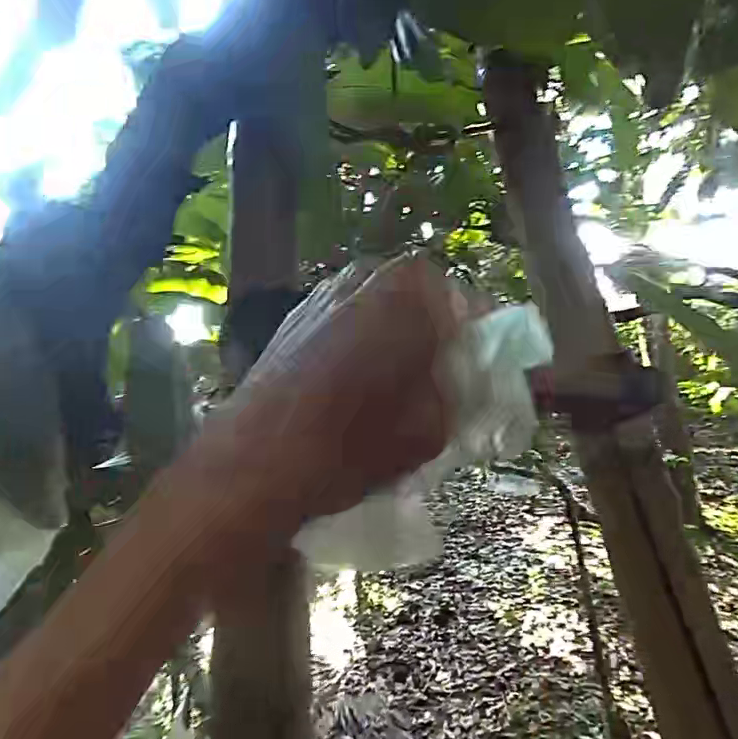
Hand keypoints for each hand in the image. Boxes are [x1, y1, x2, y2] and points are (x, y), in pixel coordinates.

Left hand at [197, 255, 464, 529]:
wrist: (257, 461)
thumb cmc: (354, 442)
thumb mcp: (431, 427)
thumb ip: (460, 394)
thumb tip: (463, 384)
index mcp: (410, 293)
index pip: (467, 301)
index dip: (478, 335)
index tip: (480, 366)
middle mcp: (365, 277)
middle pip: (422, 296)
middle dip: (438, 330)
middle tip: (442, 373)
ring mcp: (324, 293)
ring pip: (381, 305)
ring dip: (398, 333)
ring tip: (397, 380)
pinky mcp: (294, 318)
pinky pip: (347, 318)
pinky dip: (362, 339)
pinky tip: (356, 382)